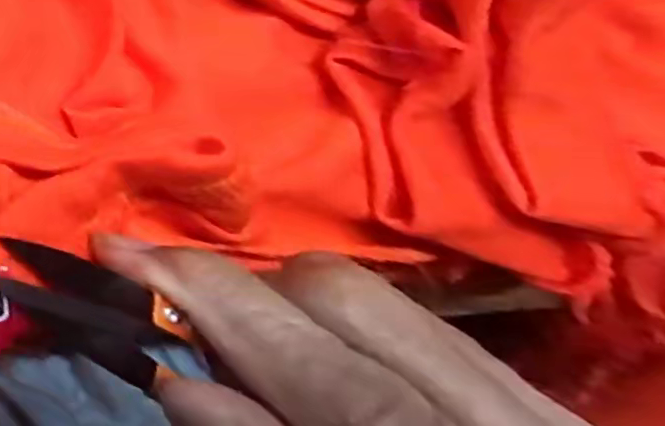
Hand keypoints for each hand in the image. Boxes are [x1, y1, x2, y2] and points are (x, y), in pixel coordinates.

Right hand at [93, 238, 588, 425]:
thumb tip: (182, 383)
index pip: (310, 361)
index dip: (199, 297)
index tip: (112, 256)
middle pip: (338, 298)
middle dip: (230, 289)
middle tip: (158, 299)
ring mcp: (542, 420)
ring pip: (378, 297)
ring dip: (279, 301)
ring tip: (230, 332)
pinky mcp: (552, 419)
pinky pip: (422, 328)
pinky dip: (339, 326)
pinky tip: (308, 353)